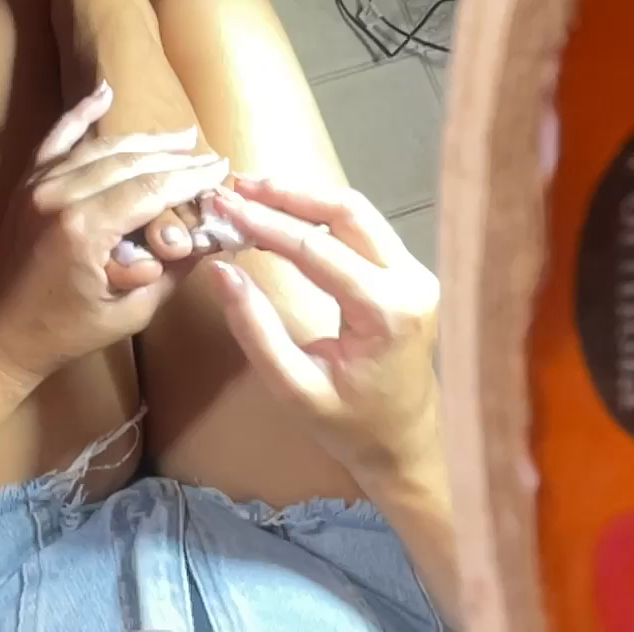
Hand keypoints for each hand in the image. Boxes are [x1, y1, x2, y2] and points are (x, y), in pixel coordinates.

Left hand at [0, 82, 230, 388]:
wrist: (0, 337)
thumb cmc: (67, 332)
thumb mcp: (132, 312)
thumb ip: (174, 270)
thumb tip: (215, 235)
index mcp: (84, 229)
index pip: (151, 189)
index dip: (190, 177)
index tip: (222, 168)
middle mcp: (58, 196)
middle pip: (129, 162)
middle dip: (174, 157)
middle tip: (209, 155)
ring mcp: (38, 185)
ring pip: (100, 148)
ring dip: (142, 140)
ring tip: (180, 136)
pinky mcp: (26, 184)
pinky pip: (56, 140)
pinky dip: (80, 114)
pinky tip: (105, 93)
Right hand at [203, 176, 441, 476]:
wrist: (405, 445)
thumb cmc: (350, 425)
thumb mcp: (292, 387)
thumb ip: (254, 327)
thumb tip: (221, 269)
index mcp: (387, 312)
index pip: (316, 249)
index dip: (264, 223)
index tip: (222, 206)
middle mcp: (410, 281)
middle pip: (346, 211)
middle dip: (286, 194)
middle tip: (236, 188)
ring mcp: (413, 271)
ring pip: (354, 210)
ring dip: (300, 196)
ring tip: (250, 192)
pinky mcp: (405, 270)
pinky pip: (360, 225)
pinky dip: (315, 212)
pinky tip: (280, 212)